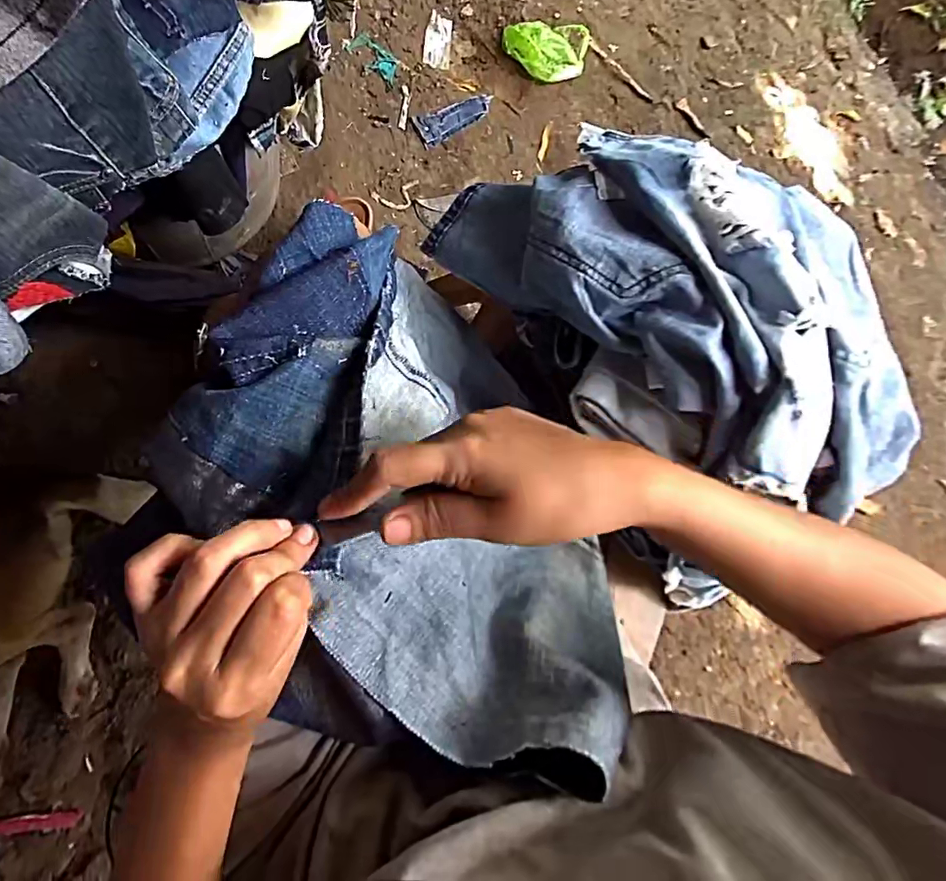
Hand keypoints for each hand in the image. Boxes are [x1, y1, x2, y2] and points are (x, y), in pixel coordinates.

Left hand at [123, 518, 315, 749]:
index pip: (278, 607)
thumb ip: (293, 610)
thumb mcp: (284, 665)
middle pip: (245, 578)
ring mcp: (160, 637)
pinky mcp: (139, 618)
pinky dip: (178, 542)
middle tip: (298, 541)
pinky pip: (147, 562)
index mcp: (235, 686)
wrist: (193, 725)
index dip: (299, 579)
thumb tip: (299, 544)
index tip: (305, 572)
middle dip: (281, 550)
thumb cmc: (249, 695)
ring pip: (204, 561)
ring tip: (272, 529)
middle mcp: (191, 662)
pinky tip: (206, 544)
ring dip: (247, 533)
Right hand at [317, 407, 679, 545]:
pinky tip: (467, 495)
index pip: (393, 464)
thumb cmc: (559, 506)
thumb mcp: (497, 522)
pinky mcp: (505, 422)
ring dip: (423, 483)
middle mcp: (469, 422)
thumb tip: (385, 526)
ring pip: (437, 453)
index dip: (356, 489)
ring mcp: (489, 418)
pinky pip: (460, 447)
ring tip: (434, 518)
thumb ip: (438, 518)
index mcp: (464, 446)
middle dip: (390, 491)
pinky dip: (448, 473)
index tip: (327, 514)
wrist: (618, 477)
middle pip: (413, 457)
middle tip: (378, 528)